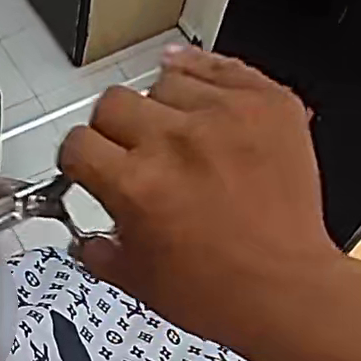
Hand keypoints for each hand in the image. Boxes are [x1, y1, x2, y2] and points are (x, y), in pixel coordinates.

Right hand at [59, 46, 359, 347]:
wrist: (283, 292)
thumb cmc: (220, 295)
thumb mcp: (141, 285)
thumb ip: (101, 255)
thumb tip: (88, 242)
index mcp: (136, 187)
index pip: (78, 146)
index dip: (78, 161)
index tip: (88, 167)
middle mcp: (174, 143)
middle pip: (113, 105)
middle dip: (112, 134)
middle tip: (129, 157)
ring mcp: (221, 117)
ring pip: (163, 81)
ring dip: (161, 110)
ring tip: (177, 145)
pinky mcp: (263, 105)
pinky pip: (217, 65)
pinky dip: (202, 81)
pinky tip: (198, 105)